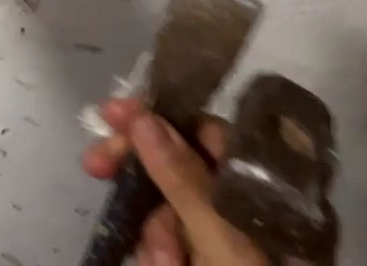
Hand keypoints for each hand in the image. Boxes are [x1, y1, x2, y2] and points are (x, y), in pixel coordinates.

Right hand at [82, 99, 266, 265]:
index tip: (112, 115)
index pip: (211, 133)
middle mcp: (251, 209)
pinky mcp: (207, 260)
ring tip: (157, 265)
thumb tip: (142, 118)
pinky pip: (167, 236)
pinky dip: (154, 249)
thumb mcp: (225, 247)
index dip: (160, 118)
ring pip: (167, 203)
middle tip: (94, 166)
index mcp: (272, 196)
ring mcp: (228, 238)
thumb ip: (186, 183)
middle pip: (181, 162)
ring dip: (150, 228)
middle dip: (137, 168)